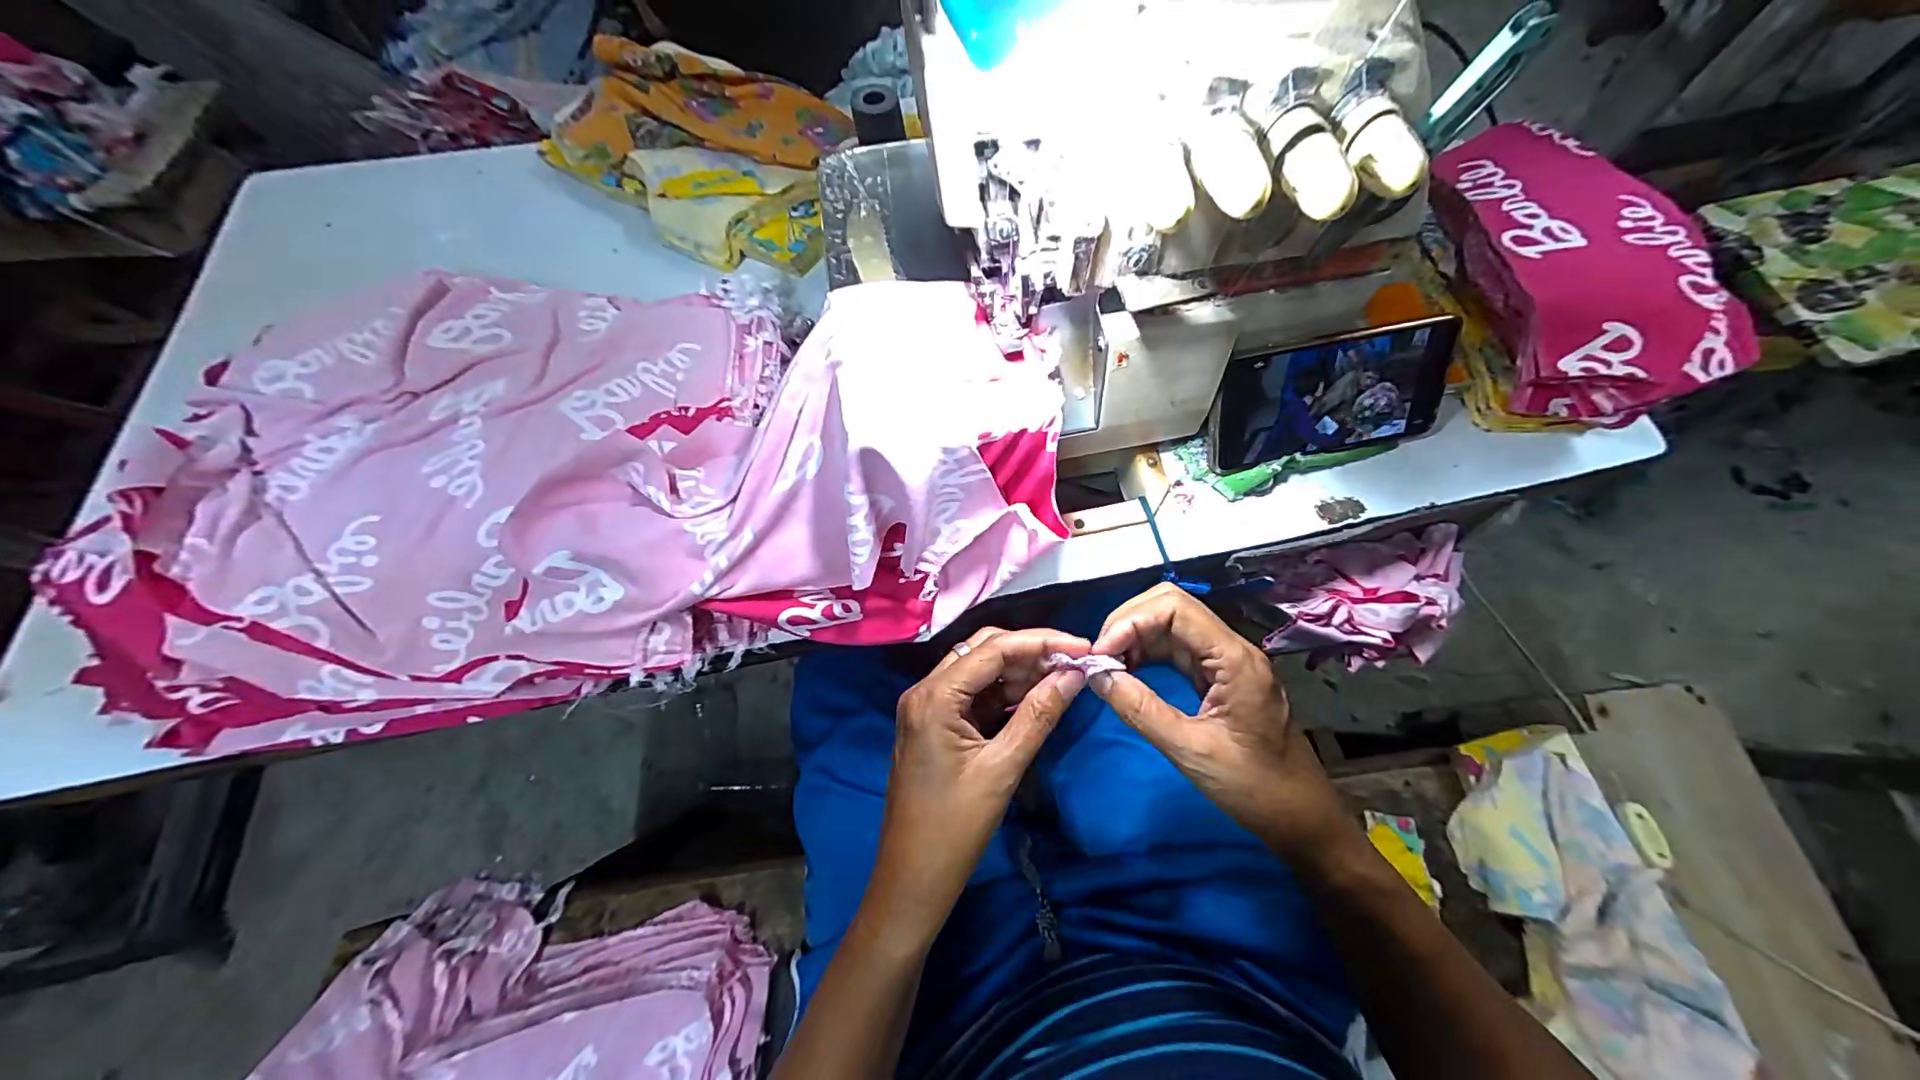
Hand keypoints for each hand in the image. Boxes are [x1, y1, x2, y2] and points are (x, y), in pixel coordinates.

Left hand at [864, 626, 1089, 944]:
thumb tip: (1075, 673)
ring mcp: (927, 708)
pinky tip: (1037, 696)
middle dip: (1031, 651)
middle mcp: (925, 691)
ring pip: (979, 672)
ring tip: (1065, 676)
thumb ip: (1039, 714)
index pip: (993, 649)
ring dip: (1020, 671)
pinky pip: (973, 696)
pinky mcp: (935, 726)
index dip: (1042, 642)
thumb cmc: (954, 827)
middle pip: (983, 651)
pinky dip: (1004, 694)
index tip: (1084, 646)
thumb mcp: (1002, 767)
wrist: (912, 878)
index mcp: (934, 696)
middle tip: (1076, 660)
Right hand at [1087, 583, 1352, 864]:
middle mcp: (1231, 649)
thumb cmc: (1254, 787)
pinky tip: (1128, 671)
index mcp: (1234, 659)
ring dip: (1134, 636)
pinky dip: (1146, 652)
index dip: (1130, 621)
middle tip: (1099, 656)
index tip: (1101, 654)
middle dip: (1128, 622)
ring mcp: (1225, 660)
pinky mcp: (1218, 675)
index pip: (1175, 608)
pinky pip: (1176, 648)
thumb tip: (1097, 676)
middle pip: (1171, 605)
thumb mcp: (1190, 751)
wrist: (1300, 816)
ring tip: (1107, 665)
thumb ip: (1141, 709)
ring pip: (1171, 624)